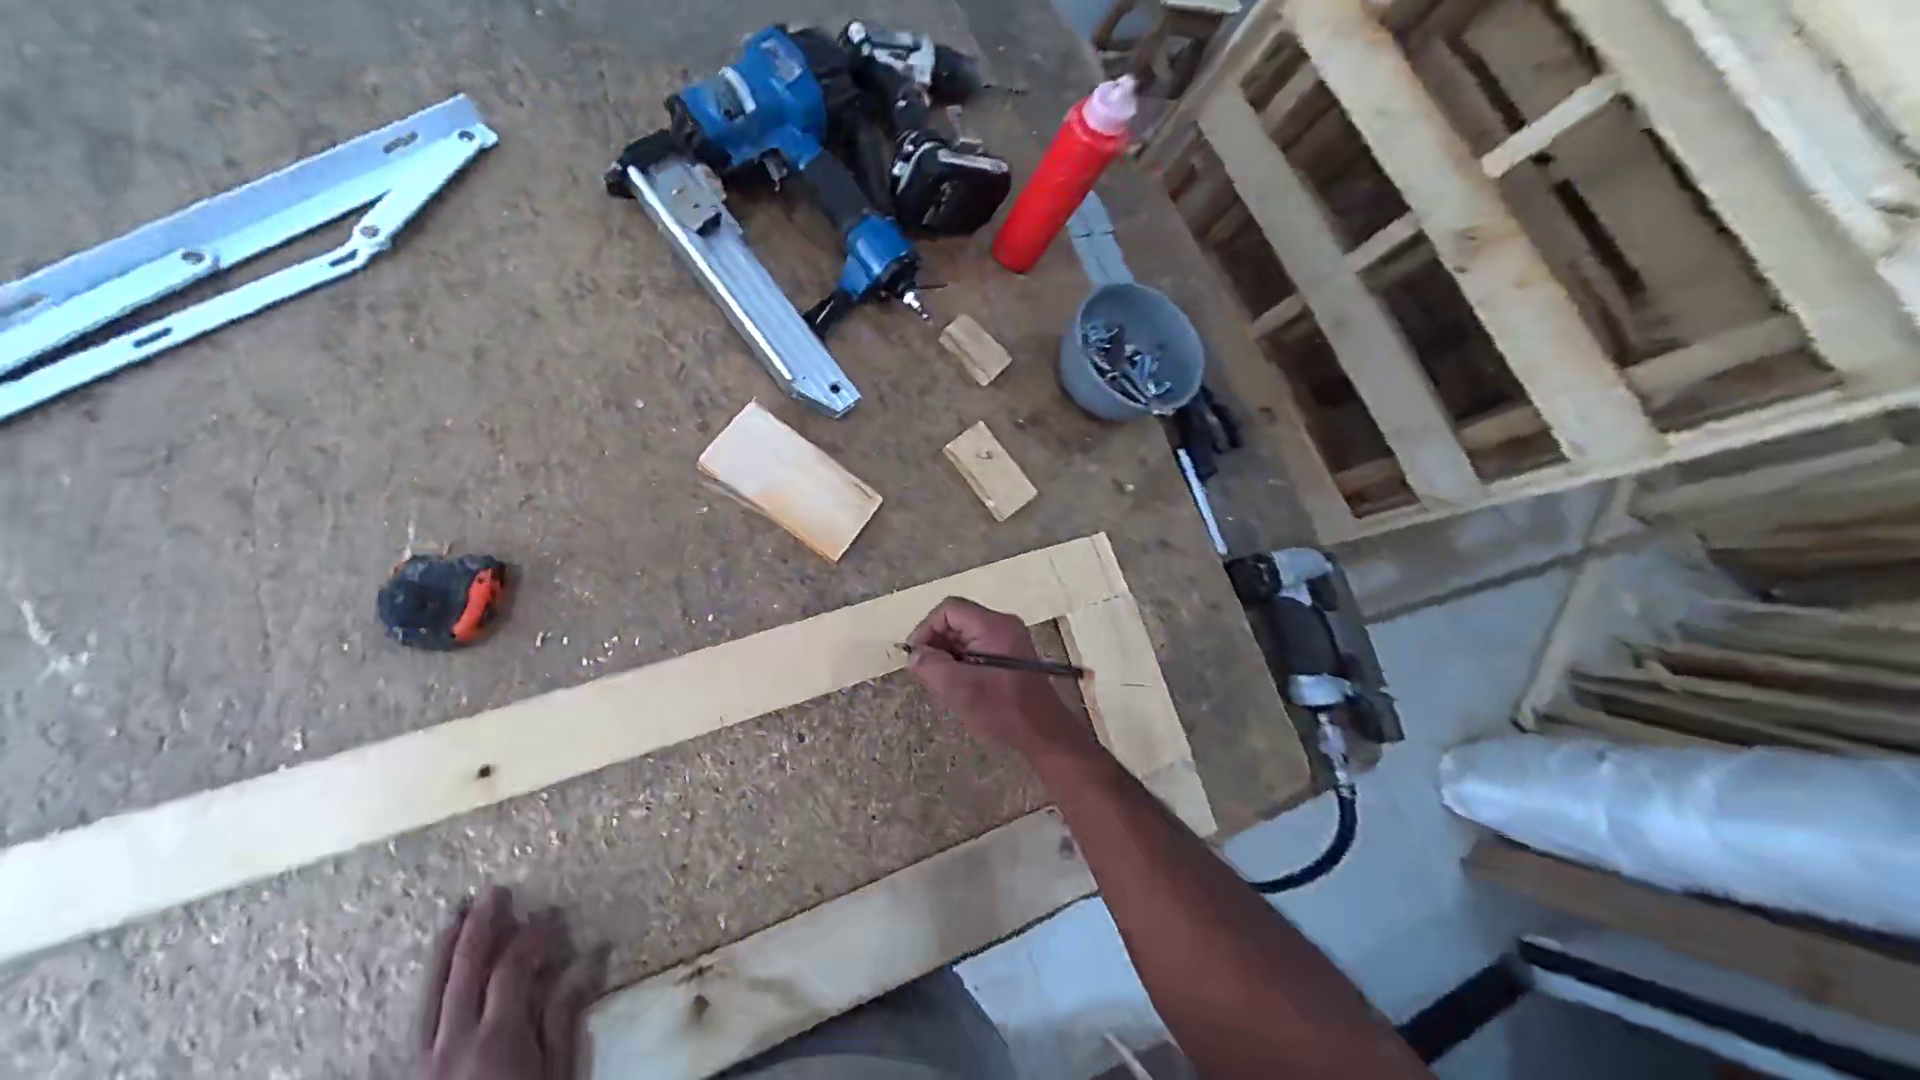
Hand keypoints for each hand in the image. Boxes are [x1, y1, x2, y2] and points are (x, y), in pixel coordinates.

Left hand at [420, 887, 606, 1079]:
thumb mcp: (560, 1075)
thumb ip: (565, 1017)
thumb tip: (588, 959)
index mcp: (496, 1037)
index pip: (513, 968)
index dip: (534, 935)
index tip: (552, 915)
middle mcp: (453, 1042)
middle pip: (464, 970)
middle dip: (480, 927)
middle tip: (494, 892)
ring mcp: (426, 1059)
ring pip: (431, 991)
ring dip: (446, 949)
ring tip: (456, 916)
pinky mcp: (415, 1074)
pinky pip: (421, 1015)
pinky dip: (433, 983)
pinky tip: (441, 971)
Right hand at [906, 598, 1098, 763]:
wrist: (1042, 732)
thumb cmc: (1002, 709)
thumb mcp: (959, 688)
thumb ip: (931, 666)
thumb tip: (913, 655)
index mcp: (993, 625)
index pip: (949, 609)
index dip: (927, 628)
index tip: (916, 655)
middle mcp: (1003, 625)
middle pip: (958, 620)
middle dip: (937, 642)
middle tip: (925, 670)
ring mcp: (1009, 639)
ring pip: (966, 635)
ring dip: (948, 654)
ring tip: (940, 680)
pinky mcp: (1010, 655)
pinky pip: (977, 647)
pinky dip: (962, 661)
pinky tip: (957, 684)